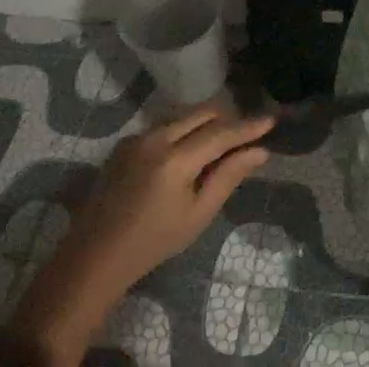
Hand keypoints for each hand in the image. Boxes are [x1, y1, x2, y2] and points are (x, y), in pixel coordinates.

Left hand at [59, 111, 272, 292]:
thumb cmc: (154, 241)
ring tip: (222, 143)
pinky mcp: (126, 142)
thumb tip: (259, 151)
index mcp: (176, 159)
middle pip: (202, 114)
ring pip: (183, 117)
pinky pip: (164, 126)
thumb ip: (228, 176)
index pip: (221, 133)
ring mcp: (138, 137)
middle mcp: (156, 137)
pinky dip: (184, 132)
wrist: (97, 253)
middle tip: (247, 133)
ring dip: (205, 124)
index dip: (248, 127)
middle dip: (228, 119)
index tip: (271, 120)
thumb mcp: (198, 214)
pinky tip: (189, 153)